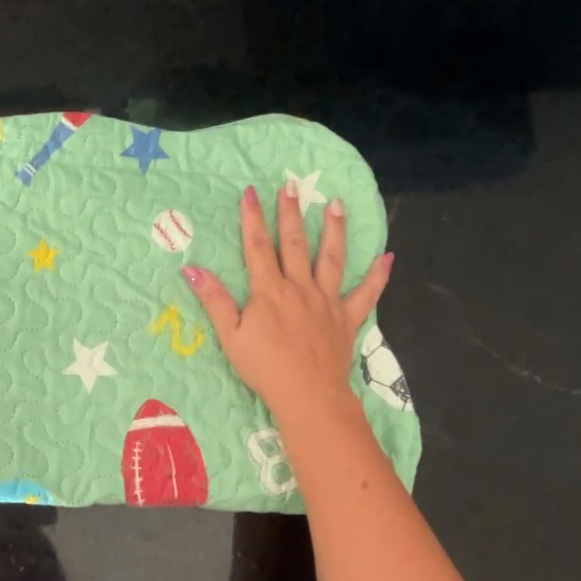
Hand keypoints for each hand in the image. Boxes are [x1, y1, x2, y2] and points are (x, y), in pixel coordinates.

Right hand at [183, 184, 391, 417]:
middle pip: (294, 244)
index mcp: (269, 290)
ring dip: (334, 230)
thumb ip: (214, 300)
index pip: (257, 246)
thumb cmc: (265, 367)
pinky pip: (366, 294)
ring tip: (336, 204)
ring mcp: (327, 301)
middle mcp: (300, 287)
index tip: (250, 192)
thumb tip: (192, 269)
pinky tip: (388, 258)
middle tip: (292, 186)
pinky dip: (378, 276)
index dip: (253, 218)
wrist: (308, 394)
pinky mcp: (347, 318)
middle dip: (291, 213)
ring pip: (331, 259)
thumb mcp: (230, 335)